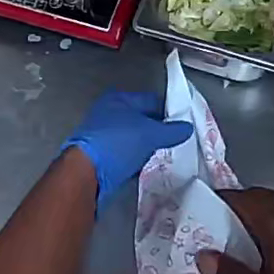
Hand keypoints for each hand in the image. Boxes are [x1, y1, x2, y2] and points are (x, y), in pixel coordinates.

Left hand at [61, 91, 191, 208]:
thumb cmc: (117, 143)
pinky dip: (137, 159)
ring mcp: (104, 136)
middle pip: (142, 120)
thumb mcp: (149, 134)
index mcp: (118, 99)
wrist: (85, 174)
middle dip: (158, 131)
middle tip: (176, 142)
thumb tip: (188, 128)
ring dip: (147, 147)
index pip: (151, 100)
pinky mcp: (102, 157)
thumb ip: (170, 131)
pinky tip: (148, 167)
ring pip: (134, 139)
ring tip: (166, 156)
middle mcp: (109, 113)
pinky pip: (126, 155)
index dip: (168, 111)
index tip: (183, 124)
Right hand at [196, 188, 273, 273]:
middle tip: (213, 223)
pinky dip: (263, 230)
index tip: (196, 210)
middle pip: (260, 198)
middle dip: (235, 204)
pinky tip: (255, 257)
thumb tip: (203, 255)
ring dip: (251, 217)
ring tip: (230, 240)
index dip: (217, 200)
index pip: (241, 198)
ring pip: (272, 212)